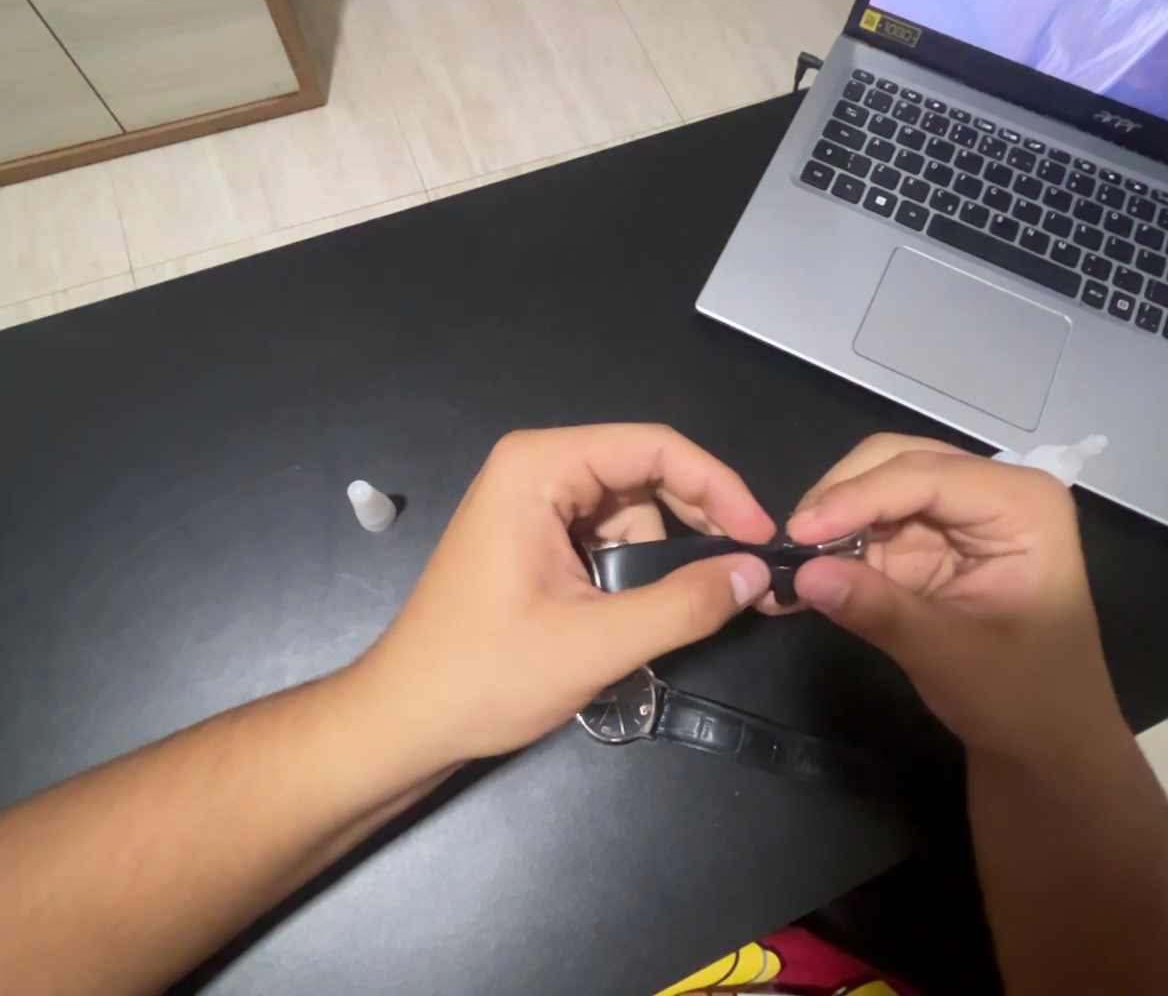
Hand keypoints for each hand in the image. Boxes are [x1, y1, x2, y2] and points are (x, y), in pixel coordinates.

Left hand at [349, 425, 776, 763]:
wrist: (406, 719)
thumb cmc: (485, 675)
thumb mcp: (595, 644)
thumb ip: (684, 605)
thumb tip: (757, 573)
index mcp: (539, 467)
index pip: (653, 447)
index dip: (718, 486)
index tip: (761, 537)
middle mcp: (536, 468)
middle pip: (643, 473)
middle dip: (696, 522)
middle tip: (744, 574)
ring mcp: (532, 501)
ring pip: (631, 509)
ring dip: (663, 555)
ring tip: (682, 608)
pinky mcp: (535, 535)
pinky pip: (606, 535)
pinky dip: (635, 567)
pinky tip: (642, 607)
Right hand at [784, 435, 1126, 760]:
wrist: (1044, 739)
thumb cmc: (1022, 699)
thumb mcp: (949, 656)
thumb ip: (877, 609)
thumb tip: (802, 576)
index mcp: (1022, 505)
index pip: (925, 475)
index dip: (856, 498)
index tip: (798, 534)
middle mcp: (991, 491)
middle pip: (894, 462)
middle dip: (838, 498)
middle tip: (791, 545)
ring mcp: (956, 511)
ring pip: (872, 483)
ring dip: (829, 518)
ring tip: (789, 560)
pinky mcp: (926, 535)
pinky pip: (867, 520)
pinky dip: (832, 541)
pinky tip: (803, 570)